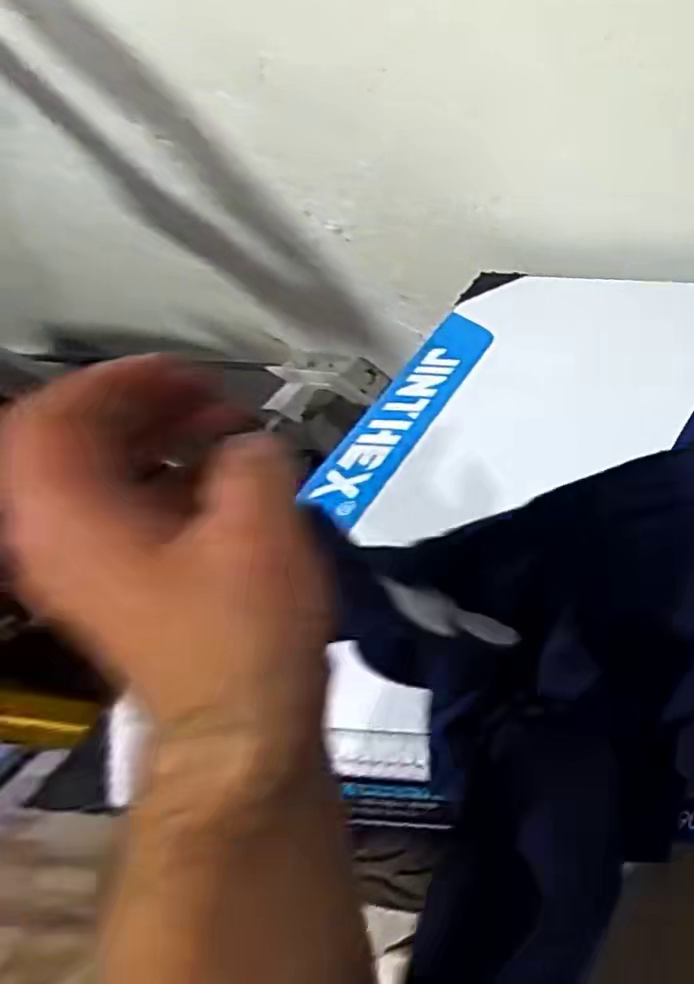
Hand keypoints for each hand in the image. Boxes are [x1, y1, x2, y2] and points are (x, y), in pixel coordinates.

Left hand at [0, 356, 331, 754]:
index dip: (112, 384)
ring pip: (99, 477)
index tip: (183, 368)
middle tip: (213, 394)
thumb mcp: (261, 530)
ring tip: (227, 429)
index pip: (52, 426)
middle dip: (138, 408)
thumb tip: (250, 442)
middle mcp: (55, 535)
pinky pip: (128, 507)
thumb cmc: (246, 618)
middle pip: (67, 448)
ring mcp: (88, 562)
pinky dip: (170, 477)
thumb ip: (253, 467)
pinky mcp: (127, 578)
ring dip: (157, 441)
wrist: (241, 705)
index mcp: (70, 519)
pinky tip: (227, 478)